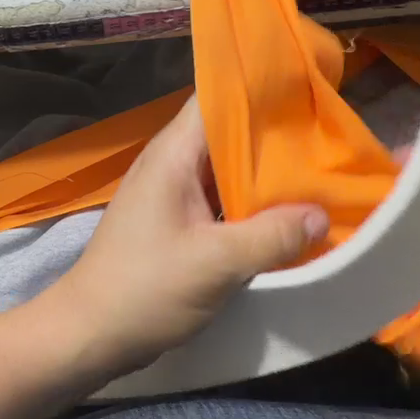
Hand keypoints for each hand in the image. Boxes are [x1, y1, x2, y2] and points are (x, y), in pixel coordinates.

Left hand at [43, 97, 327, 375]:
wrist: (90, 332)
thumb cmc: (146, 287)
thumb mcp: (216, 263)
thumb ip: (272, 236)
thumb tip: (321, 214)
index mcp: (173, 154)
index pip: (213, 99)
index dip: (256, 88)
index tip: (305, 86)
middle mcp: (172, 164)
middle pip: (227, 133)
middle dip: (274, 134)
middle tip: (329, 135)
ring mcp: (172, 194)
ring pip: (226, 169)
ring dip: (265, 174)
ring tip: (321, 170)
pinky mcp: (177, 223)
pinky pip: (221, 200)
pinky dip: (251, 204)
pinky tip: (289, 215)